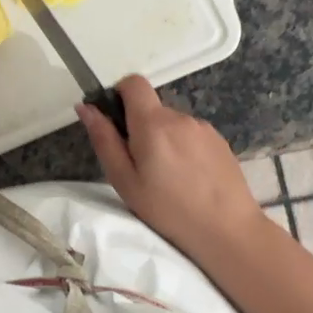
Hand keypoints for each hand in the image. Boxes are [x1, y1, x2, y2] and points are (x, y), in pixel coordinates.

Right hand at [76, 75, 264, 245]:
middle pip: (151, 108)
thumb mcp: (123, 179)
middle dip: (140, 128)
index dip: (119, 94)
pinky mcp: (220, 141)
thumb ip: (103, 139)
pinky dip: (182, 148)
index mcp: (153, 122)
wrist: (227, 230)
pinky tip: (188, 178)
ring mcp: (204, 128)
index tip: (116, 123)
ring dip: (162, 140)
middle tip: (139, 166)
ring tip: (167, 177)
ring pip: (171, 124)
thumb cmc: (167, 208)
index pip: (133, 83)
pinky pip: (191, 135)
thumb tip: (85, 107)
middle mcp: (180, 117)